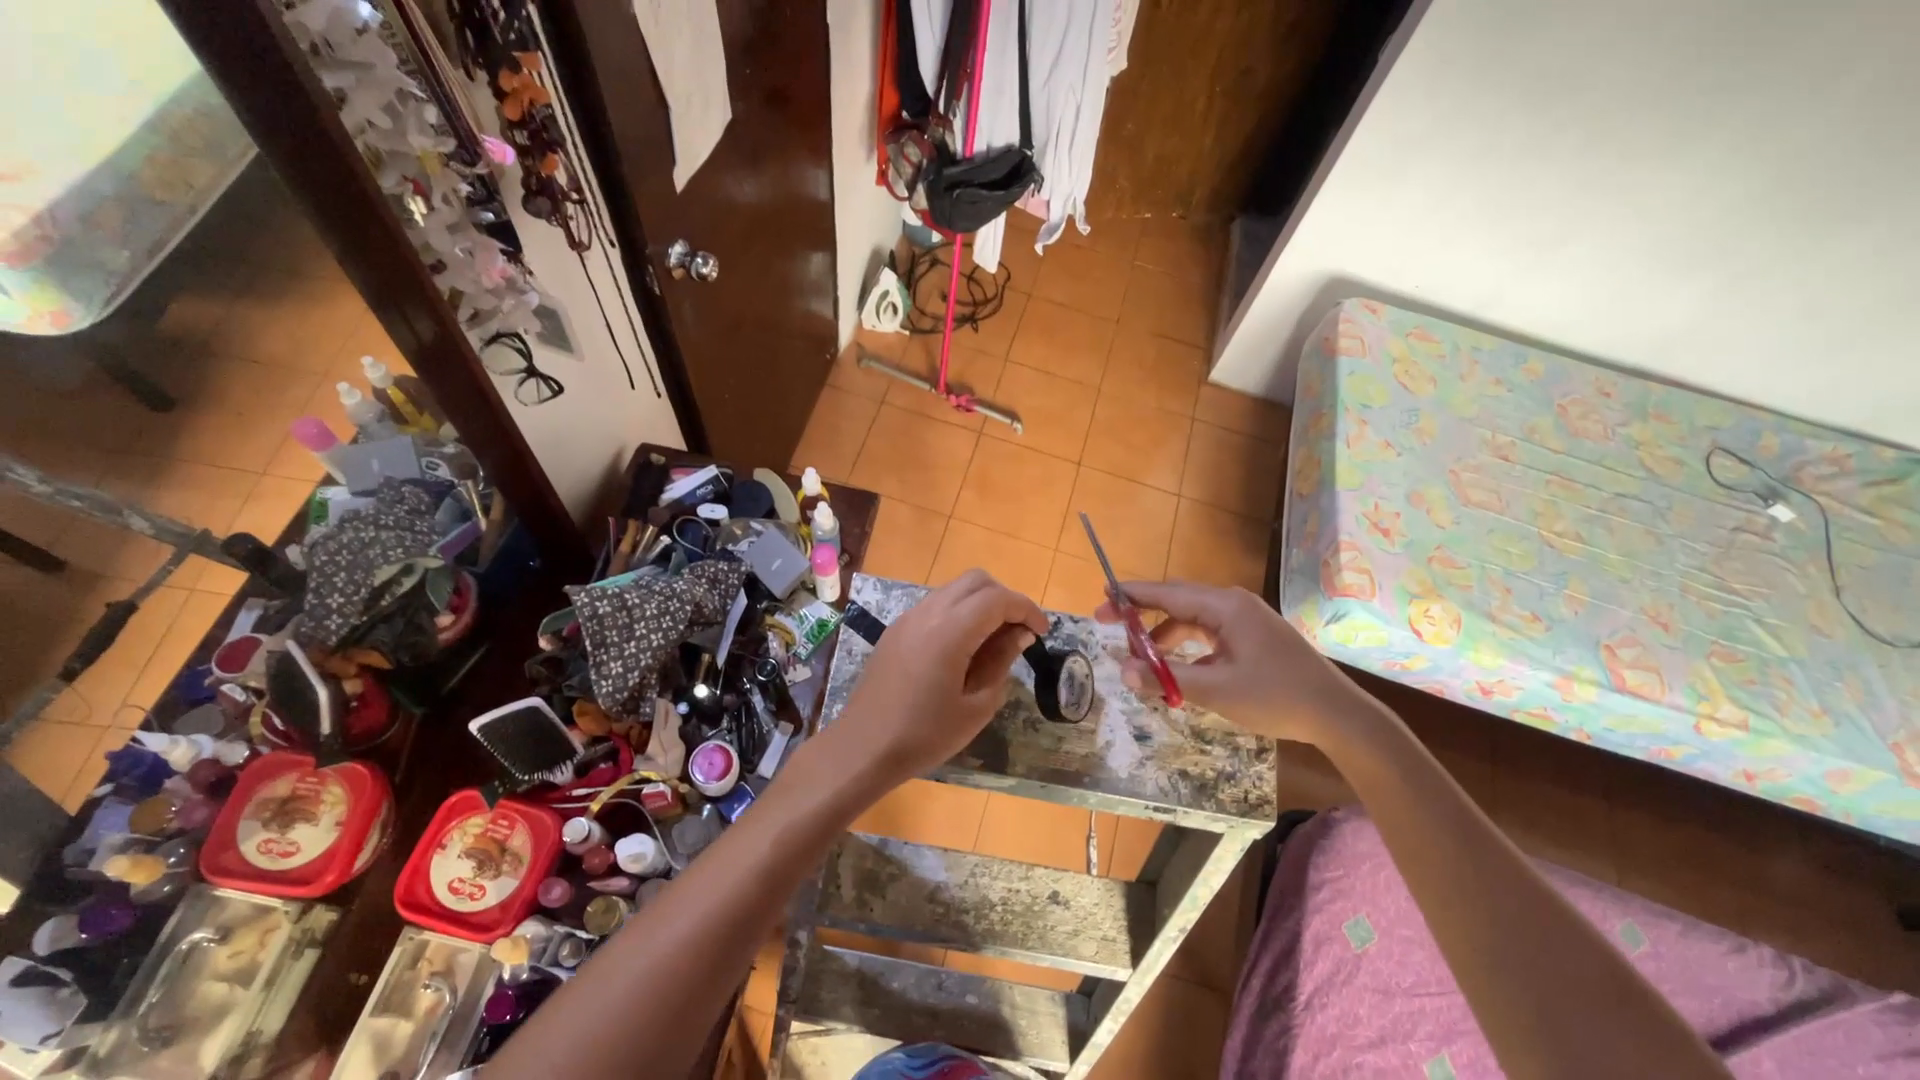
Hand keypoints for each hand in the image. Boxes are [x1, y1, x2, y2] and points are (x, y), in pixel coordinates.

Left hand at [831, 570, 1050, 785]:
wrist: (863, 748)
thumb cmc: (925, 735)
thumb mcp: (976, 706)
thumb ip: (1000, 662)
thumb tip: (1018, 634)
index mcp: (949, 631)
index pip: (998, 599)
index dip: (1026, 609)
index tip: (1042, 632)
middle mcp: (927, 614)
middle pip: (976, 581)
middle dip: (1005, 599)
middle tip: (1020, 632)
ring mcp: (907, 619)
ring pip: (953, 591)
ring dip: (980, 604)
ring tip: (995, 641)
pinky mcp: (896, 631)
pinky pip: (935, 606)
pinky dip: (959, 613)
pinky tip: (964, 648)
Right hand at [1095, 581, 1359, 744]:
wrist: (1336, 714)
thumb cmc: (1276, 697)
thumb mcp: (1216, 690)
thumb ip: (1166, 679)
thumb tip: (1122, 671)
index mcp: (1226, 607)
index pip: (1168, 593)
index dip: (1132, 596)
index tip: (1101, 600)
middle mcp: (1234, 604)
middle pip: (1178, 601)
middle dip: (1142, 614)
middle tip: (1108, 626)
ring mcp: (1246, 620)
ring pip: (1192, 619)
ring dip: (1164, 636)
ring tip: (1139, 659)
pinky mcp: (1253, 637)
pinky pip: (1209, 633)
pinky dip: (1186, 647)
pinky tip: (1176, 670)